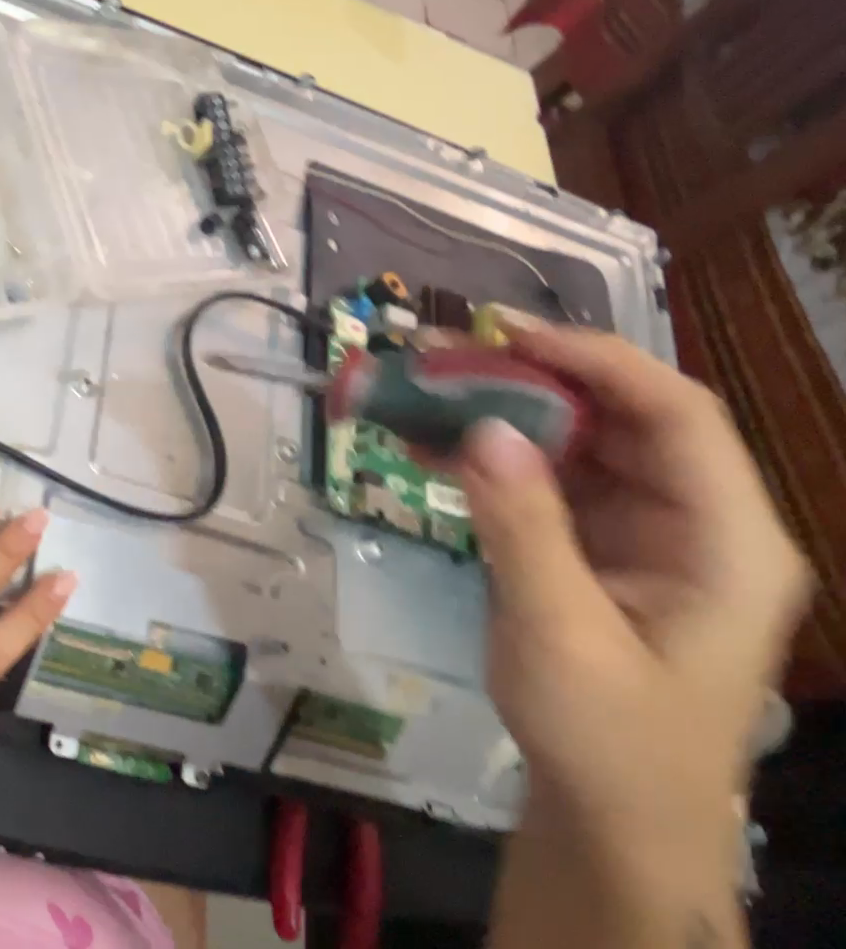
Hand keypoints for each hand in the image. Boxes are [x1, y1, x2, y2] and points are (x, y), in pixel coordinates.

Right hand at [449, 323, 810, 823]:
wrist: (615, 812)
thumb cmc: (606, 733)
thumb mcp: (558, 632)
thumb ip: (523, 528)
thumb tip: (481, 428)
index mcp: (727, 541)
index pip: (675, 416)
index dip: (595, 362)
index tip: (504, 333)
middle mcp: (695, 521)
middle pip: (621, 419)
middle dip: (531, 379)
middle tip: (440, 354)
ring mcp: (644, 534)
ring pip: (577, 445)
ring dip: (499, 415)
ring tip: (418, 391)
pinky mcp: (597, 549)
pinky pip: (545, 484)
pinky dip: (489, 462)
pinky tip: (427, 448)